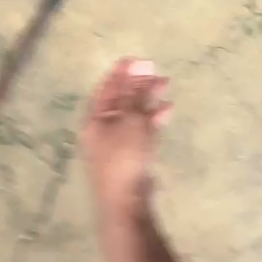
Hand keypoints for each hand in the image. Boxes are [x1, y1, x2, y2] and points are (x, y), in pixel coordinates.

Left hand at [82, 58, 171, 214]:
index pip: (106, 88)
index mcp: (94, 119)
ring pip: (133, 112)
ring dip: (148, 97)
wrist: (126, 203)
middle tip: (156, 70)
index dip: (121, 71)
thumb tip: (140, 66)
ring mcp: (116, 143)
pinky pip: (141, 128)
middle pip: (120, 98)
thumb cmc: (124, 156)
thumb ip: (136, 92)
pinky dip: (153, 117)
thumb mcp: (131, 118)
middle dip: (138, 83)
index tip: (138, 58)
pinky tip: (167, 111)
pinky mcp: (130, 155)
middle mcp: (102, 129)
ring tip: (166, 85)